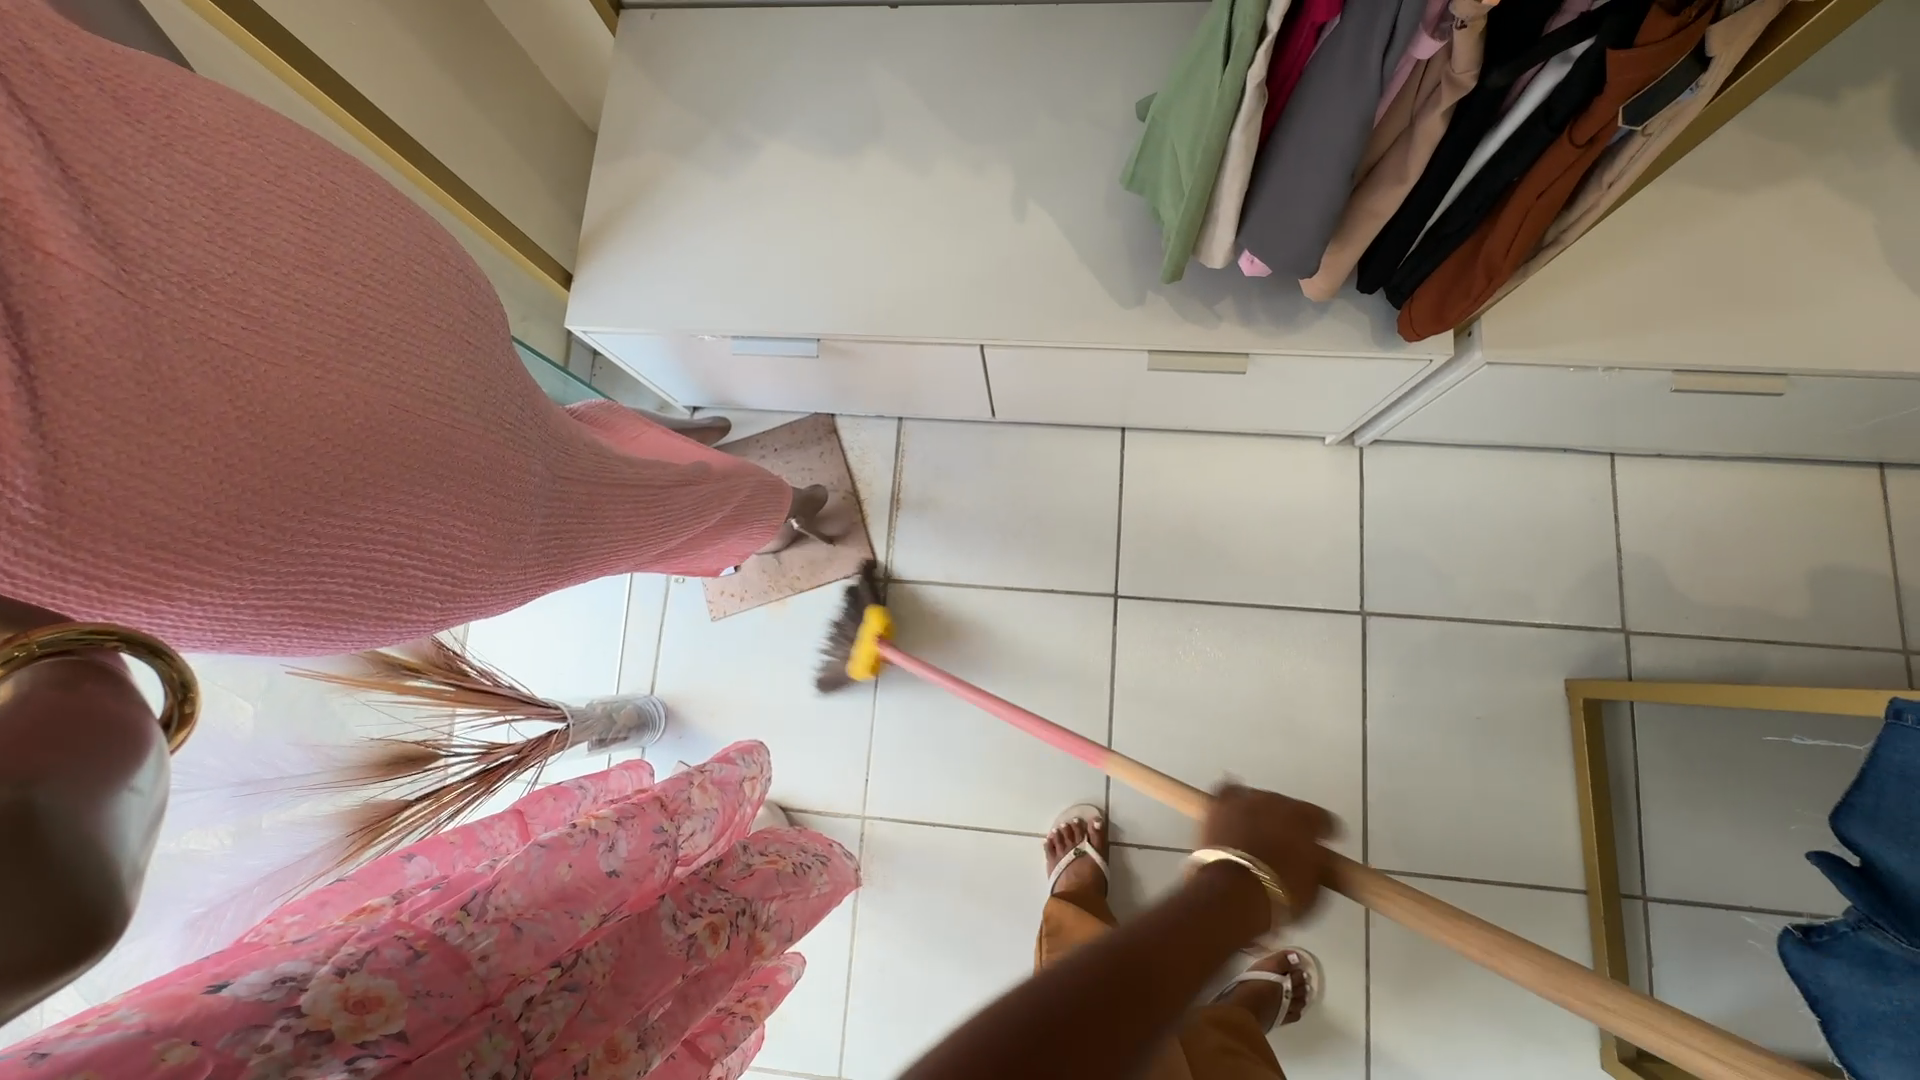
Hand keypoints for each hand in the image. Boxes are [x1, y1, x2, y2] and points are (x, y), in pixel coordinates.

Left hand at [1199, 783, 1336, 922]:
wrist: (1234, 891)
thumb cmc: (1278, 894)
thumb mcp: (1314, 887)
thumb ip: (1319, 865)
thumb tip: (1317, 860)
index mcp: (1306, 819)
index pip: (1322, 818)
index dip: (1323, 833)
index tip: (1321, 842)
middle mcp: (1278, 801)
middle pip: (1287, 808)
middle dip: (1288, 825)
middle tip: (1284, 846)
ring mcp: (1246, 799)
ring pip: (1258, 800)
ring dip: (1260, 814)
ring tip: (1256, 834)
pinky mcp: (1220, 803)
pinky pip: (1228, 793)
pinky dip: (1233, 802)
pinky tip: (1233, 813)